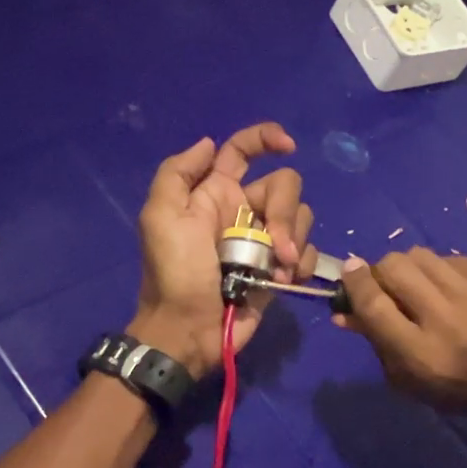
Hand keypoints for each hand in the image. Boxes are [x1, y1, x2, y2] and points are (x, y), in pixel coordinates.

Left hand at [128, 123, 316, 377]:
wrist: (188, 330)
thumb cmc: (173, 274)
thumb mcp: (159, 217)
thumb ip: (178, 173)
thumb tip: (209, 143)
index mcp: (213, 193)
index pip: (243, 150)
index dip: (266, 137)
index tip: (288, 146)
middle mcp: (241, 211)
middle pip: (284, 184)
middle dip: (284, 210)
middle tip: (273, 244)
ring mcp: (263, 242)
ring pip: (300, 217)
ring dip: (294, 240)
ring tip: (277, 269)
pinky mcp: (279, 271)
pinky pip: (307, 252)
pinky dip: (302, 263)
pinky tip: (286, 280)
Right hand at [336, 248, 466, 425]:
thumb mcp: (414, 381)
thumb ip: (378, 345)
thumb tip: (343, 313)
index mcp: (420, 354)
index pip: (374, 305)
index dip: (354, 284)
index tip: (348, 273)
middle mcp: (445, 319)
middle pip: (393, 268)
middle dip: (379, 271)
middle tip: (383, 283)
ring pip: (420, 255)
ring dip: (408, 267)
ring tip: (416, 284)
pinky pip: (452, 259)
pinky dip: (441, 271)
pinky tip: (452, 289)